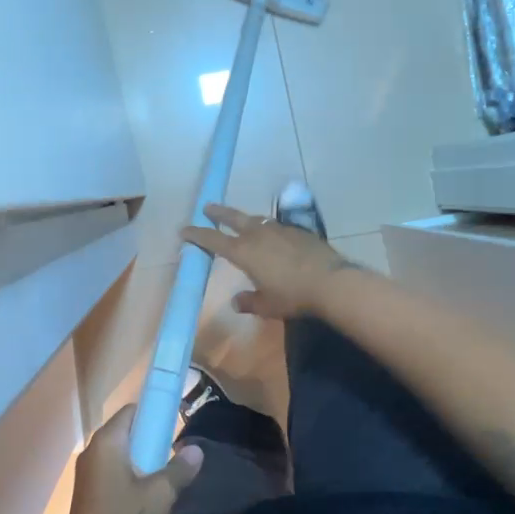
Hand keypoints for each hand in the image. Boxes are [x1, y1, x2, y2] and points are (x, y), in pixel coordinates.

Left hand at [53, 405, 202, 513]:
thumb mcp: (160, 495)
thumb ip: (180, 469)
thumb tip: (196, 449)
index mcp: (107, 441)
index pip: (131, 411)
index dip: (153, 416)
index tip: (172, 432)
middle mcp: (93, 452)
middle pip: (130, 441)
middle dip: (154, 459)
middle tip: (170, 477)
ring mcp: (87, 476)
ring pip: (125, 467)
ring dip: (146, 485)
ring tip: (162, 510)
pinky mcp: (87, 498)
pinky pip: (116, 486)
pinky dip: (132, 498)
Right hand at [182, 203, 352, 319]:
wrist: (330, 282)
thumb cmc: (293, 296)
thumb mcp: (268, 306)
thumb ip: (250, 302)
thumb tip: (237, 302)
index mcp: (244, 252)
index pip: (213, 240)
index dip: (197, 235)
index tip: (184, 230)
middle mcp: (258, 235)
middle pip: (233, 218)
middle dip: (218, 213)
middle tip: (207, 207)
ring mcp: (279, 229)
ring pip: (256, 220)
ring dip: (246, 220)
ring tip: (242, 223)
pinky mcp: (298, 230)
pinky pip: (277, 226)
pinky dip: (269, 229)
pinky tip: (274, 237)